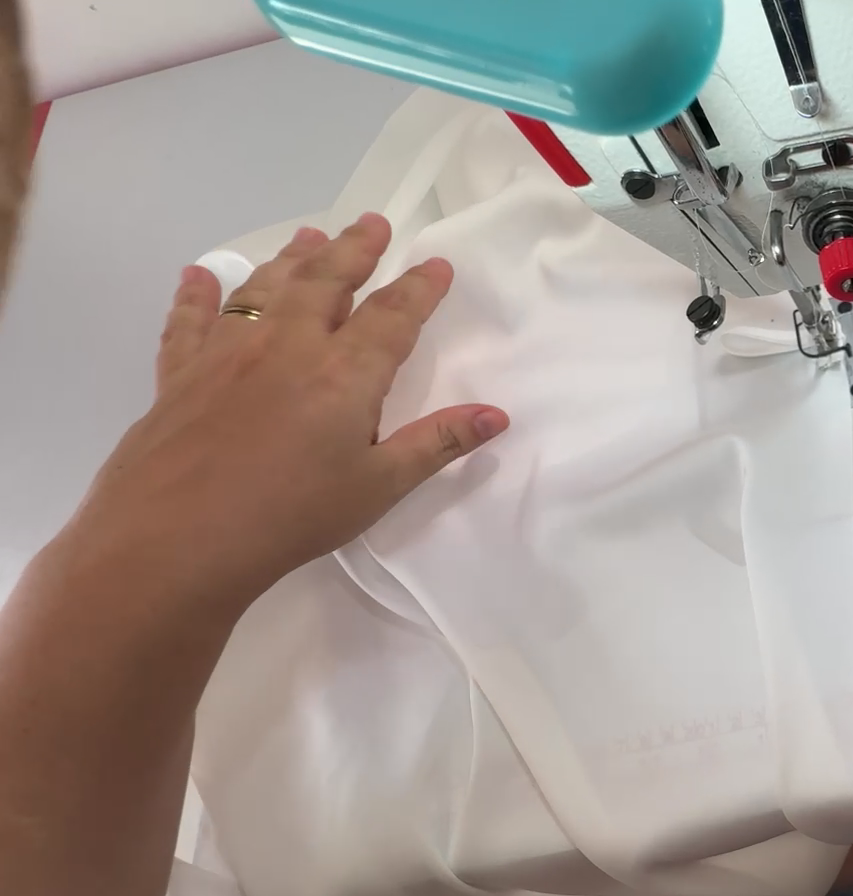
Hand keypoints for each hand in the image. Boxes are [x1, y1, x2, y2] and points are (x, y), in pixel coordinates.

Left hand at [62, 214, 507, 615]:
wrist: (178, 539)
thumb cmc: (298, 512)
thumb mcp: (384, 483)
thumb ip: (440, 442)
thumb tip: (497, 415)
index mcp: (344, 375)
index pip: (391, 318)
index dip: (419, 288)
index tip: (438, 263)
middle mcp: (286, 350)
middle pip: (325, 285)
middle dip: (354, 252)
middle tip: (373, 222)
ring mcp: (227, 357)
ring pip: (264, 291)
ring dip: (291, 259)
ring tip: (311, 235)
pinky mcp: (181, 375)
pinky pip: (190, 322)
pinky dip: (198, 294)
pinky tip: (202, 275)